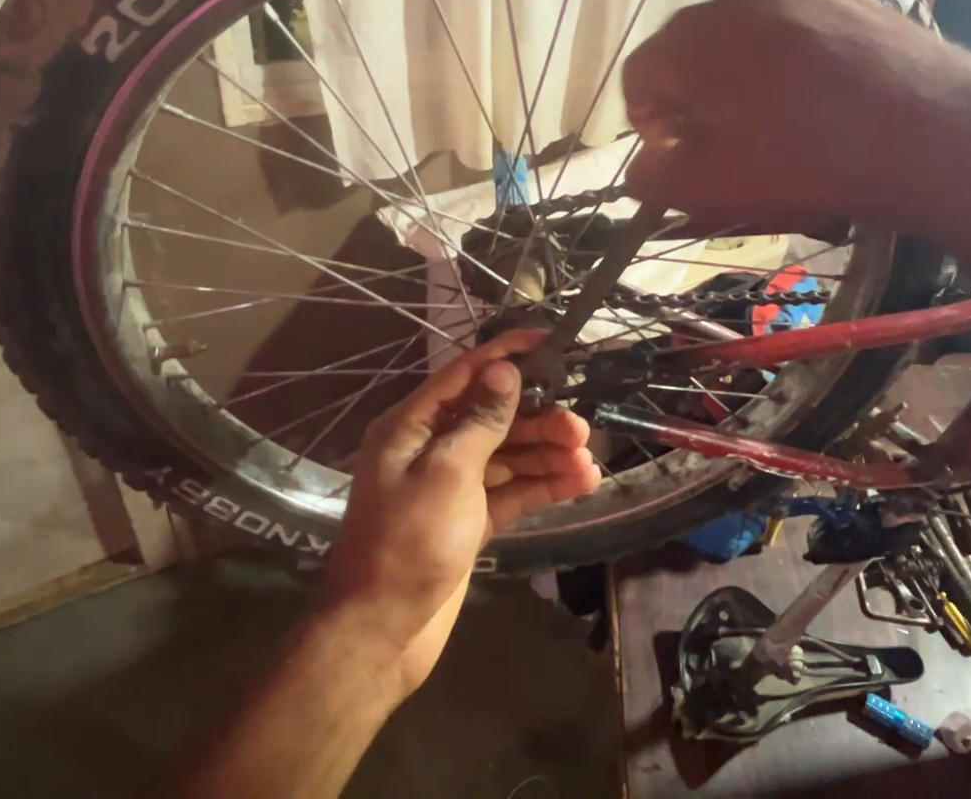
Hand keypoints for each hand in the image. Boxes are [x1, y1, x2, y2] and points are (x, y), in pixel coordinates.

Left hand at [324, 329, 598, 699]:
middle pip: (494, 418)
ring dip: (547, 454)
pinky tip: (579, 482)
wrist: (382, 631)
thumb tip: (503, 371)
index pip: (465, 375)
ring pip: (508, 454)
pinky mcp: (470, 517)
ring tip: (588, 461)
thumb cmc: (409, 542)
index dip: (506, 355)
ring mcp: (452, 484)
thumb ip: (481, 420)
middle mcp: (432, 447)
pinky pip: (511, 490)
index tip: (548, 340)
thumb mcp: (447, 473)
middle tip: (581, 429)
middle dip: (538, 420)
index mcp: (412, 426)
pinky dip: (542, 485)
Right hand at [621, 0, 970, 231]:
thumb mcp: (709, 187)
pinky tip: (824, 98)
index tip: (676, 156)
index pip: (639, 76)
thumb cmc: (801, 161)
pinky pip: (800, 28)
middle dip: (696, 99)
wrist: (926, 130)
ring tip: (778, 121)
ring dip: (745, 77)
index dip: (648, 123)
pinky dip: (795, 60)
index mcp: (689, 40)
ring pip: (747, 36)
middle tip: (724, 143)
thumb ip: (653, 177)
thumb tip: (641, 168)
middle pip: (692, 51)